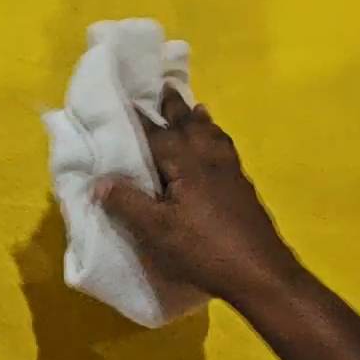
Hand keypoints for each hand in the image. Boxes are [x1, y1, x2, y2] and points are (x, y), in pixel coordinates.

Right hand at [94, 89, 304, 308]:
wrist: (260, 272)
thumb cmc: (203, 249)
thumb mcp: (156, 231)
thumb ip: (127, 203)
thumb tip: (99, 180)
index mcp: (185, 162)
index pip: (154, 132)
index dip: (138, 117)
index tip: (123, 97)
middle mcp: (208, 157)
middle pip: (188, 124)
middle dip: (173, 106)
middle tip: (163, 86)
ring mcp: (230, 170)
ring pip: (211, 133)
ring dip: (198, 119)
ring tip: (194, 108)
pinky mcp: (242, 186)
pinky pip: (224, 148)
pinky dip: (215, 137)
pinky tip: (217, 146)